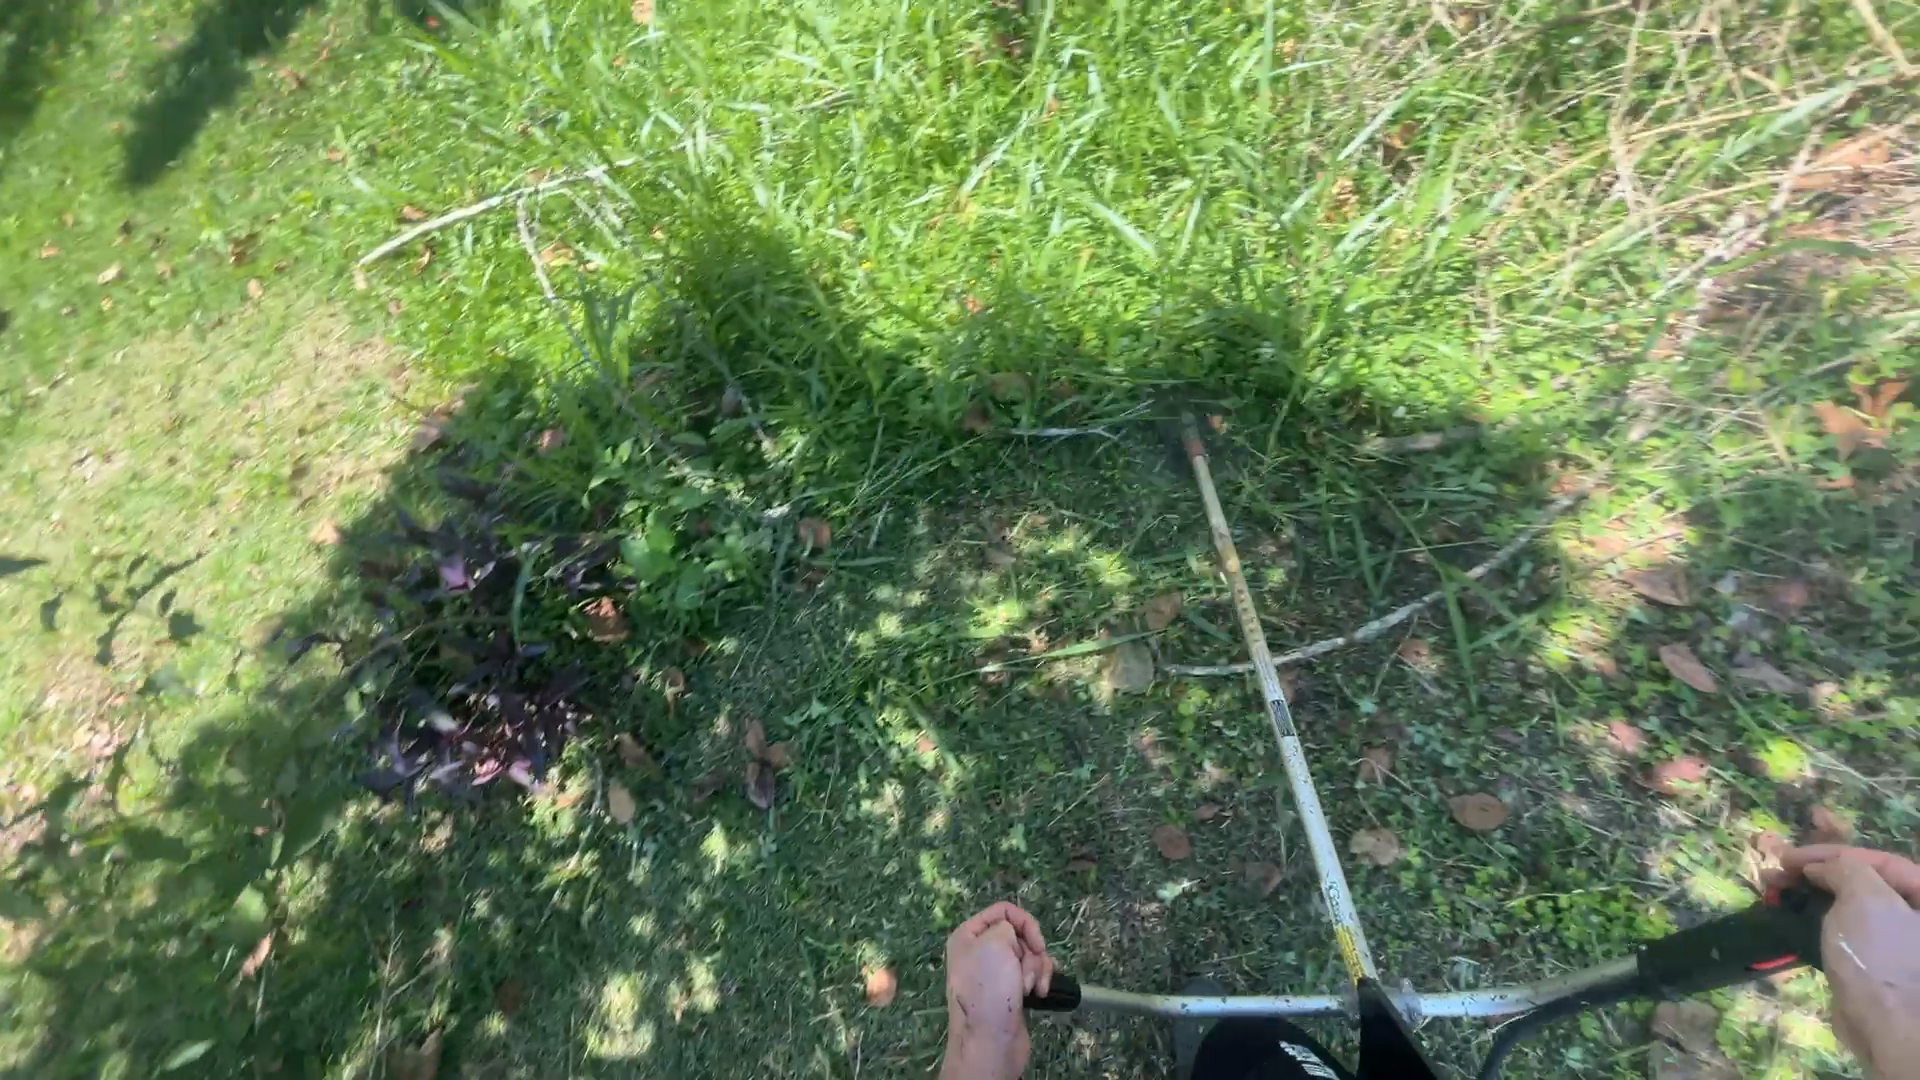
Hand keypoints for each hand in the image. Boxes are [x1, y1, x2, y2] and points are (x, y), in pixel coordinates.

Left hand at [940, 902, 1054, 1079]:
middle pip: (1019, 934)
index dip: (1024, 922)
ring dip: (1037, 968)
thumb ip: (1007, 926)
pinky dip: (1040, 980)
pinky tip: (1040, 993)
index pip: (1003, 910)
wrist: (990, 1043)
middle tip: (1026, 972)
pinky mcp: (1011, 990)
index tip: (1037, 942)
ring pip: (1029, 954)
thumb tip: (1014, 938)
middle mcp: (981, 950)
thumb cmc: (989, 989)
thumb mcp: (995, 942)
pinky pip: (1033, 973)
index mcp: (968, 935)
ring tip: (1032, 988)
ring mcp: (997, 972)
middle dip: (1030, 951)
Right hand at [1764, 845, 1919, 1078]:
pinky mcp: (1885, 964)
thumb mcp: (1867, 900)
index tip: (1787, 858)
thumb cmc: (1886, 957)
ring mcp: (1907, 946)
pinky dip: (1818, 916)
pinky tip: (1791, 914)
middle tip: (1778, 872)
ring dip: (1811, 891)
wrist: (1893, 1026)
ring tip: (1774, 890)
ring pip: (1855, 905)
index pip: (1886, 863)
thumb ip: (1845, 869)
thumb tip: (1820, 868)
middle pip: (1870, 883)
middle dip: (1818, 872)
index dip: (1833, 854)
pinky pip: (1851, 929)